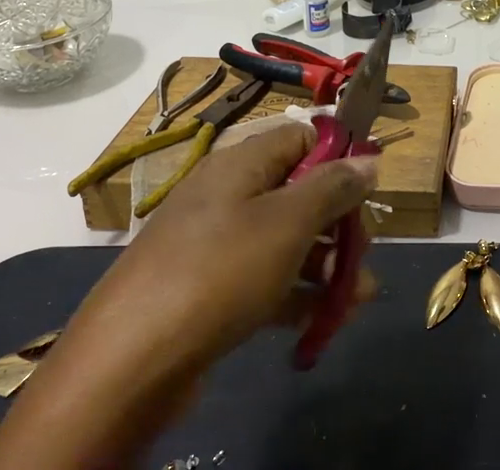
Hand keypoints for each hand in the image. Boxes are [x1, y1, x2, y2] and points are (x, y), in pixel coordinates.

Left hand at [0, 123, 377, 469]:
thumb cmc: (220, 272)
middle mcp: (226, 195)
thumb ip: (333, 187)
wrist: (129, 361)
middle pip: (298, 192)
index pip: (301, 137)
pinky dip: (297, 294)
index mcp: (241, 163)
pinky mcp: (208, 290)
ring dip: (327, 265)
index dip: (340, 157)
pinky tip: (325, 320)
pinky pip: (264, 279)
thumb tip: (368, 159)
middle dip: (340, 223)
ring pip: (285, 241)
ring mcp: (214, 244)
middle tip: (366, 254)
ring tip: (359, 299)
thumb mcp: (288, 223)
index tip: (370, 191)